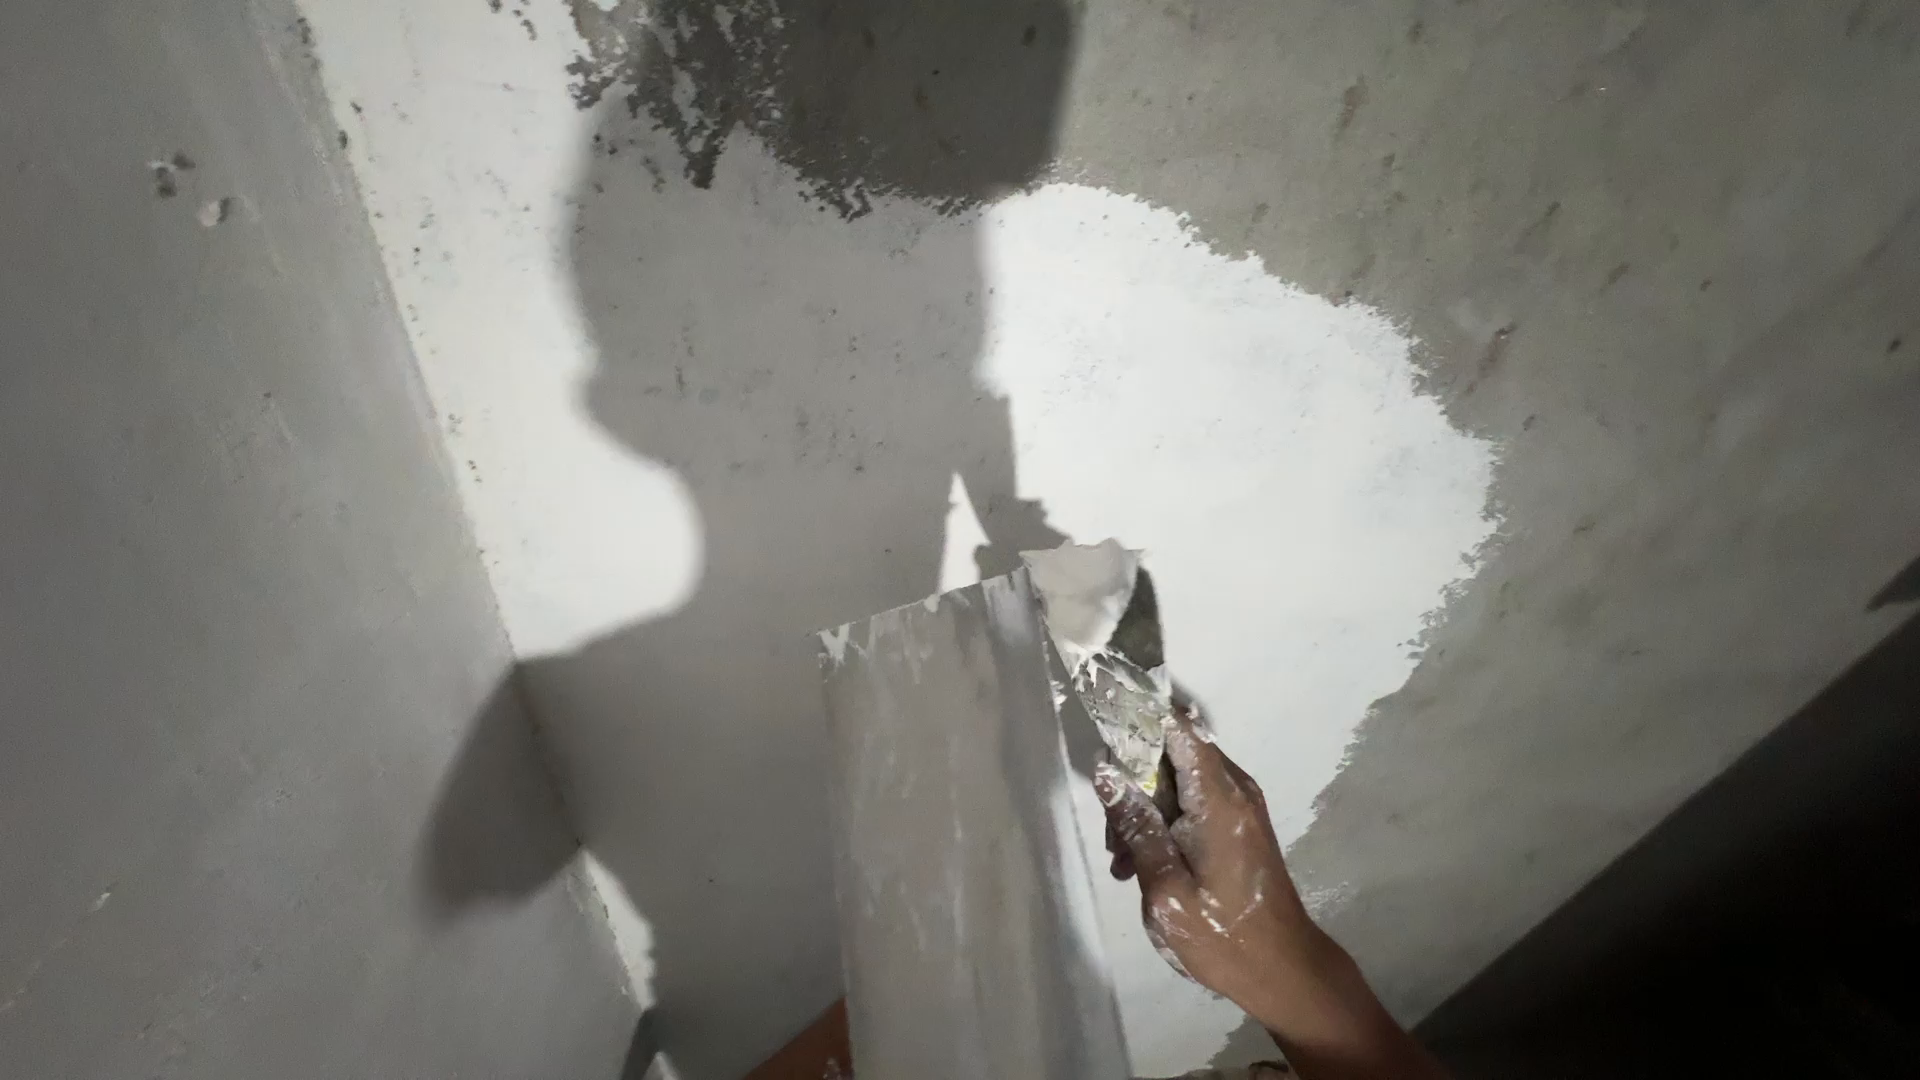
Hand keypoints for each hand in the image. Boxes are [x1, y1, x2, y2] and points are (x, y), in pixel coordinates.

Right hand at [1097, 713, 1450, 1079]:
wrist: (1287, 974)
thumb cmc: (1223, 935)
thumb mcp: (1165, 888)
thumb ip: (1136, 826)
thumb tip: (1104, 770)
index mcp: (1218, 797)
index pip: (1176, 727)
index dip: (1138, 712)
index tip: (1101, 712)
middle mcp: (1233, 787)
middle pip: (1169, 752)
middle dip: (1130, 779)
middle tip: (1110, 834)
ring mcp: (1238, 802)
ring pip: (1175, 776)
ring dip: (1143, 805)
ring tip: (1122, 859)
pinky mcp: (1237, 819)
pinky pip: (1189, 796)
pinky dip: (1162, 816)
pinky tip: (1142, 860)